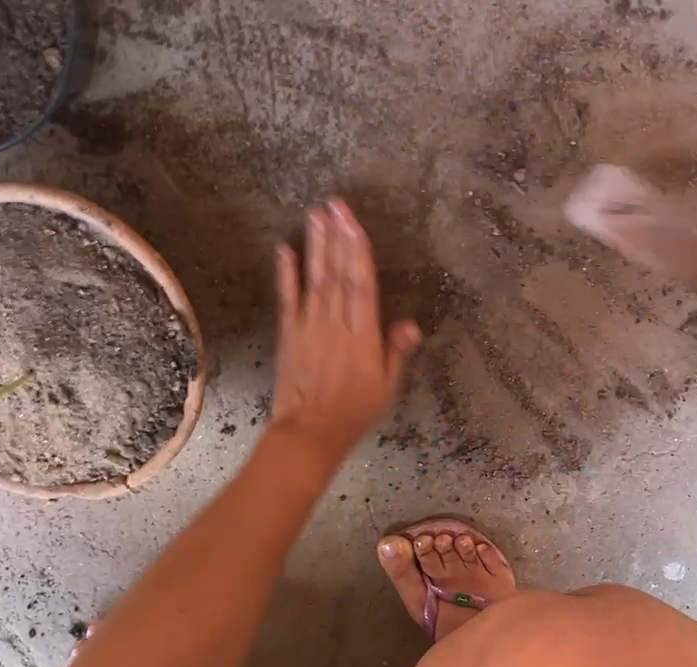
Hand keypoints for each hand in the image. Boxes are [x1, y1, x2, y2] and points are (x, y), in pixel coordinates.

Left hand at [269, 198, 421, 457]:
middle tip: (336, 204)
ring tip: (317, 215)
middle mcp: (336, 324)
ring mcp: (310, 327)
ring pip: (315, 279)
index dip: (358, 249)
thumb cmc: (354, 413)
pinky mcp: (289, 335)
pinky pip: (288, 299)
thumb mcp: (386, 387)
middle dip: (338, 237)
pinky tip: (285, 250)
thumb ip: (395, 353)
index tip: (355, 221)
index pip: (363, 283)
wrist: (310, 432)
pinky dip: (286, 274)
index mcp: (363, 336)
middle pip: (338, 273)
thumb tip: (410, 325)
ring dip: (316, 246)